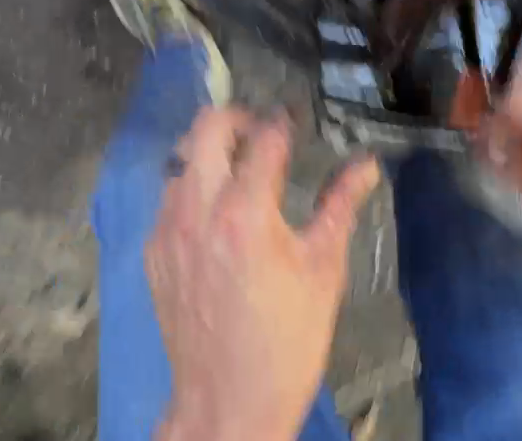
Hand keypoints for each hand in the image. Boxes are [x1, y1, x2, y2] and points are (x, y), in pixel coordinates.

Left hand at [149, 109, 380, 440]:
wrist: (227, 405)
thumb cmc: (287, 339)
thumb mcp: (324, 271)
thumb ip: (341, 206)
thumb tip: (367, 164)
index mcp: (247, 211)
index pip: (264, 138)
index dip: (283, 119)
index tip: (295, 115)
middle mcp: (199, 208)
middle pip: (205, 127)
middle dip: (236, 118)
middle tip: (261, 131)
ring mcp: (168, 229)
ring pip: (182, 159)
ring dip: (209, 152)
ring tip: (238, 170)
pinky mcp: (153, 252)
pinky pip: (168, 198)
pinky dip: (192, 188)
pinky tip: (214, 212)